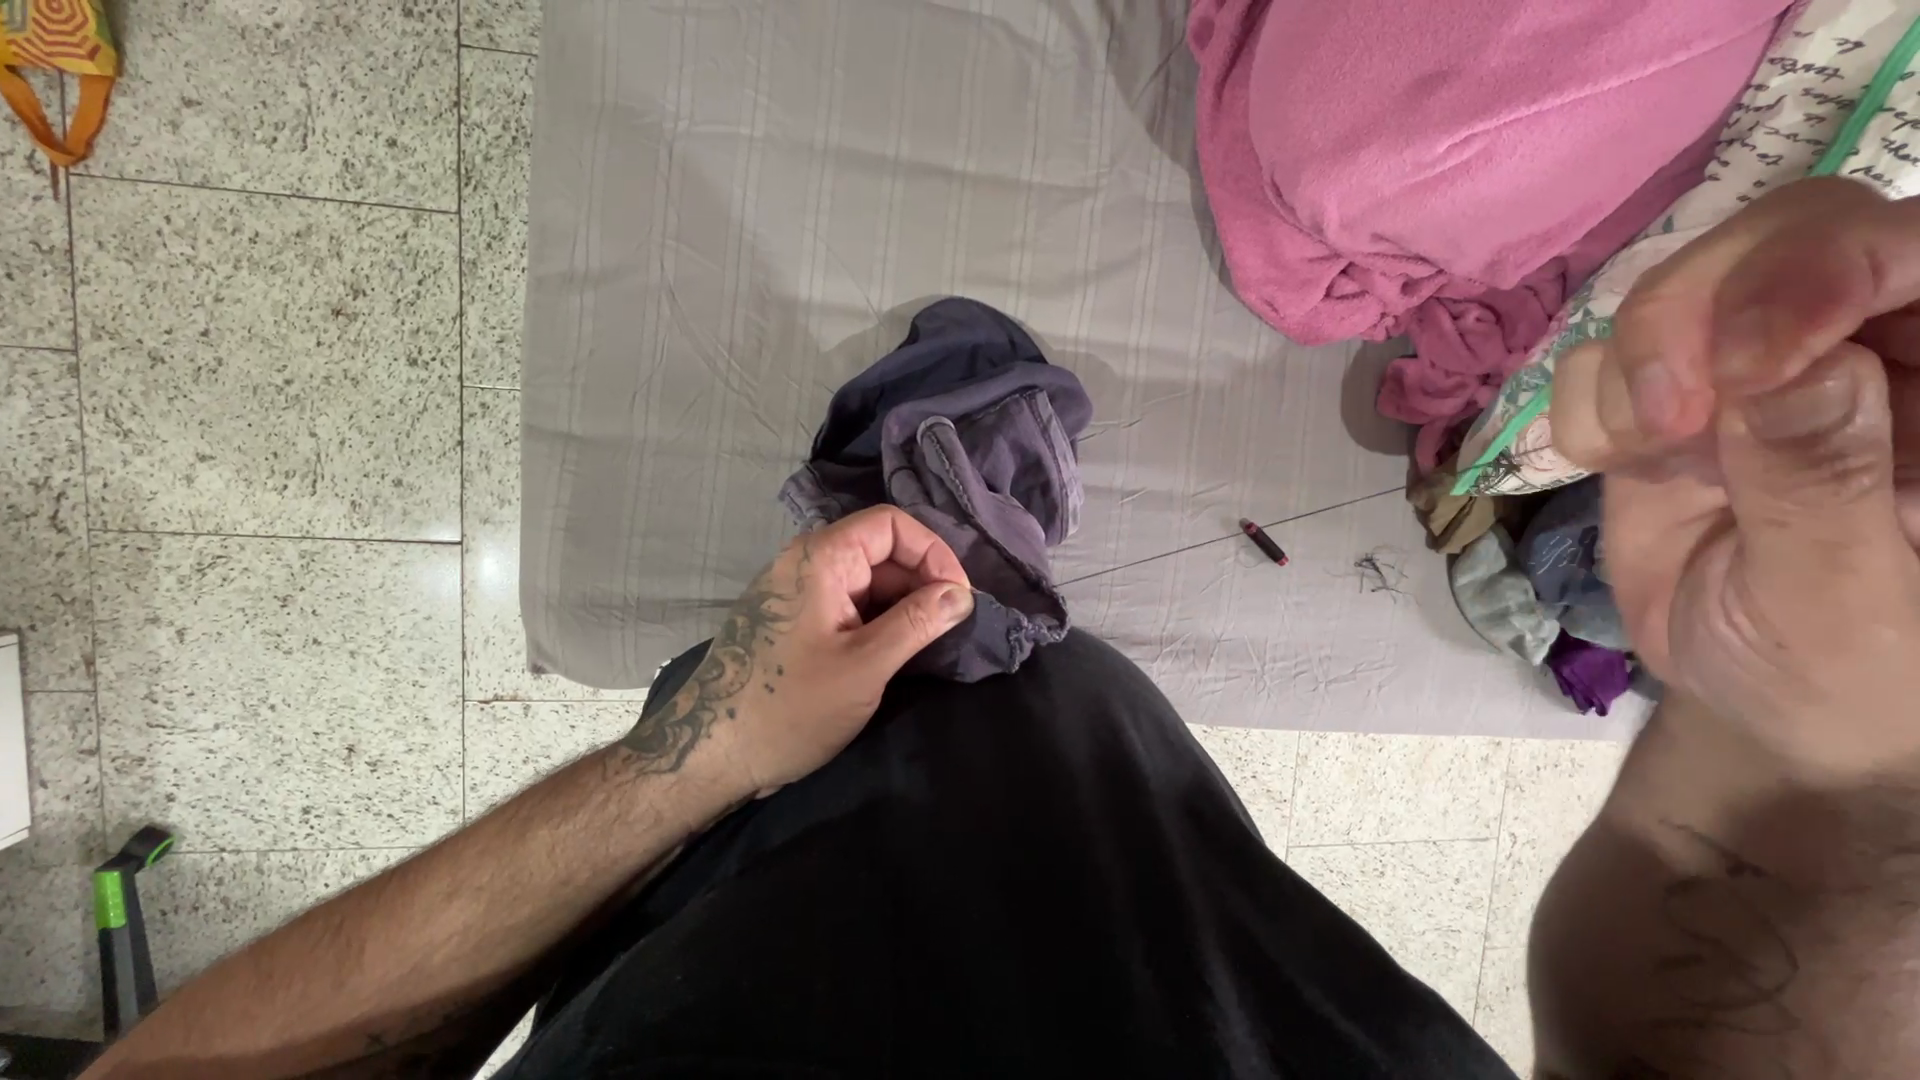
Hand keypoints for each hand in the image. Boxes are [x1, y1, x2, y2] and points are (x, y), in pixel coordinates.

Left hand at [618, 505, 974, 795]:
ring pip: (867, 580)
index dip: (933, 552)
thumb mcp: (865, 665)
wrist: (714, 755)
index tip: (959, 598)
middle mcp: (806, 563)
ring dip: (904, 604)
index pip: (891, 524)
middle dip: (922, 580)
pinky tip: (900, 649)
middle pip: (880, 550)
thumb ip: (918, 622)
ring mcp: (798, 593)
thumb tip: (962, 594)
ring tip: (933, 641)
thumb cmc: (791, 707)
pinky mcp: (796, 622)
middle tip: (952, 625)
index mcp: (820, 558)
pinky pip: (849, 604)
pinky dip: (880, 620)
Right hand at [1553, 178, 1919, 776]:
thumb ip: (1822, 483)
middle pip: (1781, 238)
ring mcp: (1751, 372)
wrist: (1760, 702)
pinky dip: (1586, 412)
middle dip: (1693, 312)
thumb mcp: (1843, 599)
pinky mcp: (1660, 405)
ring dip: (1629, 373)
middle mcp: (1868, 350)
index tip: (1737, 370)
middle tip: (1664, 419)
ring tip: (1644, 457)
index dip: (1823, 272)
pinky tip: (1621, 465)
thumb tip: (1786, 369)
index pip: (1912, 253)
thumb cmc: (1847, 674)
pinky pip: (1594, 362)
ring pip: (1670, 289)